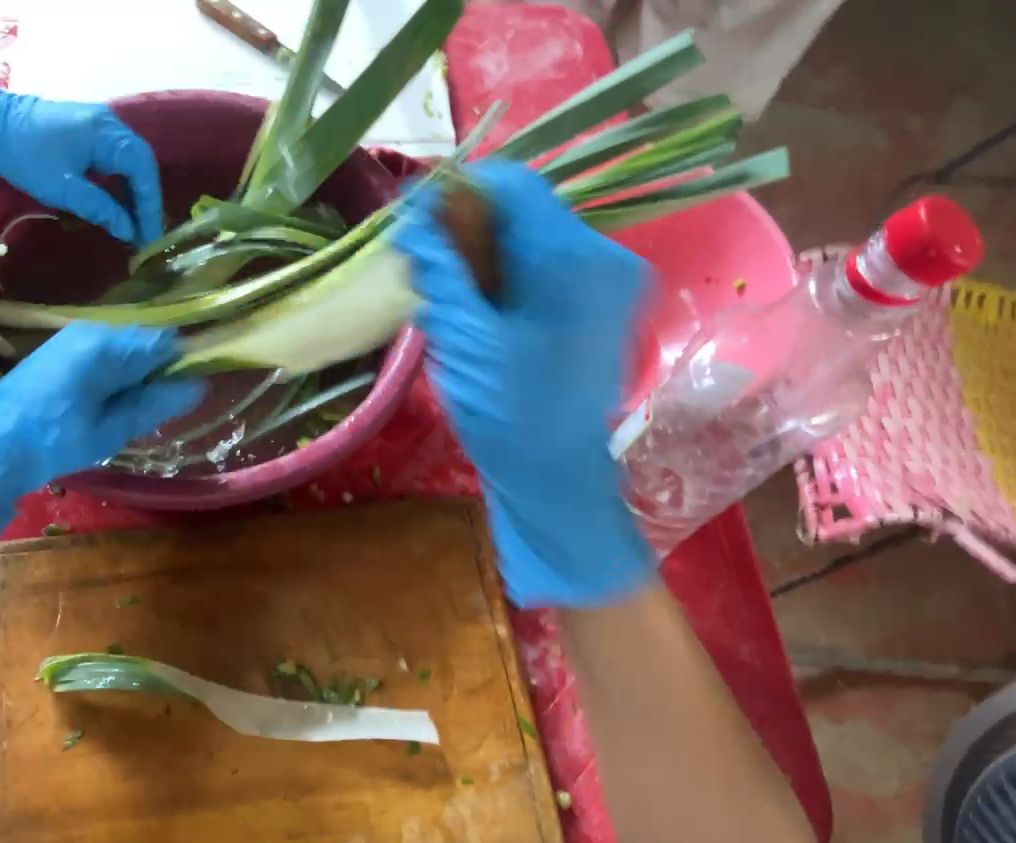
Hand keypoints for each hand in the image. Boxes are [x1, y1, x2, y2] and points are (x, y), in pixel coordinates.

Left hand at [0, 79, 162, 247]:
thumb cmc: (26, 156)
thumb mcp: (64, 189)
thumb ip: (101, 209)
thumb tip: (129, 231)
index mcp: (105, 133)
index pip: (142, 169)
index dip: (150, 204)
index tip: (151, 234)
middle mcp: (109, 124)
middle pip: (142, 164)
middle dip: (146, 201)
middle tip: (147, 233)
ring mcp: (100, 125)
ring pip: (131, 161)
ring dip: (135, 194)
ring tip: (135, 225)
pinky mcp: (89, 132)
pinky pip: (116, 158)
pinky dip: (122, 183)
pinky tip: (119, 205)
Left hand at [0, 324, 202, 536]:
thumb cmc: (53, 441)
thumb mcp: (110, 429)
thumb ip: (154, 403)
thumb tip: (197, 385)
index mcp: (104, 344)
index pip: (163, 340)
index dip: (183, 362)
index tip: (192, 390)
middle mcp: (87, 331)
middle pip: (142, 343)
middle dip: (157, 372)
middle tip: (158, 411)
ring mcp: (68, 340)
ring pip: (121, 352)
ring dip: (134, 378)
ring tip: (130, 414)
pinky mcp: (56, 355)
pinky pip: (100, 358)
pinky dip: (112, 378)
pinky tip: (106, 407)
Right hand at [395, 161, 654, 608]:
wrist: (554, 480)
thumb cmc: (508, 414)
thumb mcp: (465, 339)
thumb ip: (441, 268)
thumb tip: (411, 210)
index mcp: (576, 260)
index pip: (514, 187)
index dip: (457, 192)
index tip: (410, 218)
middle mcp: (604, 259)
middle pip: (523, 215)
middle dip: (464, 231)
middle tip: (419, 265)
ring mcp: (605, 285)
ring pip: (528, 244)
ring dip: (479, 259)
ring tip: (440, 293)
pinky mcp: (595, 309)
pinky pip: (540, 273)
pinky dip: (501, 281)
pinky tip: (471, 312)